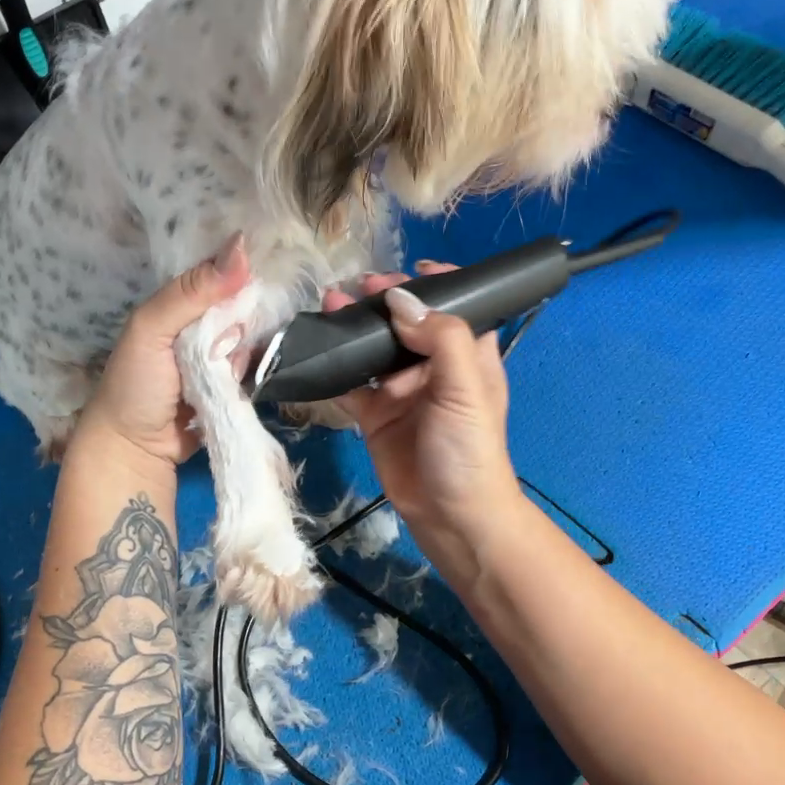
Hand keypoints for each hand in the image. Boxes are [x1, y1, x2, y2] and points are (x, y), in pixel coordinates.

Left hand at [74, 235, 250, 468]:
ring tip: (221, 373)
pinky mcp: (230, 387)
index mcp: (178, 304)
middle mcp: (199, 326)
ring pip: (251, 340)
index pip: (220, 273)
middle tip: (219, 347)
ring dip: (244, 354)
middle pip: (242, 307)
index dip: (241, 272)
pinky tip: (234, 385)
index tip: (257, 278)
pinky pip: (253, 371)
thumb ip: (193, 291)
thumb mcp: (153, 328)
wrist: (135, 448)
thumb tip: (242, 247)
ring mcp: (216, 358)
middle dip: (241, 323)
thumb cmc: (135, 384)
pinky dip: (250, 376)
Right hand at [332, 261, 521, 556]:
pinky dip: (335, 370)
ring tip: (329, 307)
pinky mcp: (376, 416)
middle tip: (356, 288)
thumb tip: (398, 299)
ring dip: (354, 329)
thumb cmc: (468, 447)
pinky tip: (316, 352)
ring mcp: (401, 392)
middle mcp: (434, 367)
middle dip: (381, 302)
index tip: (405, 271)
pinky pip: (352, 386)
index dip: (432, 285)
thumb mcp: (465, 386)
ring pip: (374, 350)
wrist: (450, 513)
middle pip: (405, 323)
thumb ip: (440, 337)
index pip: (453, 306)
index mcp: (467, 354)